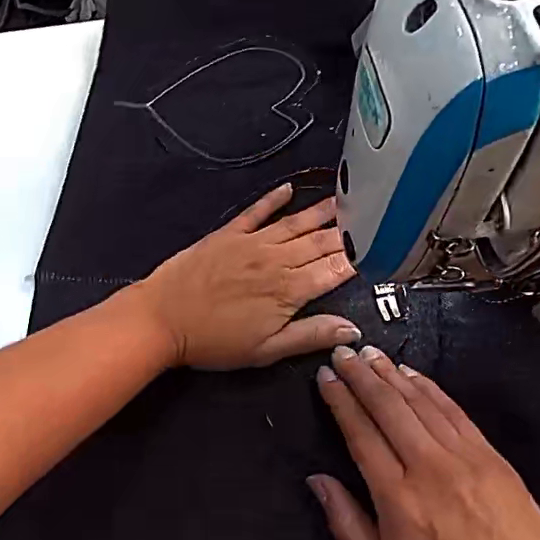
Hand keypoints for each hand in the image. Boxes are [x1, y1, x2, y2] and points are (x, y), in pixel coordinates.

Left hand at [119, 183, 358, 370]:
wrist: (161, 319)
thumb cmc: (215, 342)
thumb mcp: (266, 350)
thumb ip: (311, 335)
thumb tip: (352, 330)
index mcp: (290, 290)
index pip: (334, 269)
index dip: (357, 259)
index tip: (377, 248)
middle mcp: (277, 260)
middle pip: (320, 242)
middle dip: (347, 231)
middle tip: (369, 217)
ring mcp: (253, 242)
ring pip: (296, 223)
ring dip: (321, 211)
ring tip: (344, 199)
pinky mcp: (229, 233)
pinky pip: (257, 211)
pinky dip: (274, 199)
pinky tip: (289, 189)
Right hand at [306, 346, 539, 539]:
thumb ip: (348, 525)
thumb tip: (318, 482)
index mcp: (399, 499)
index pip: (361, 433)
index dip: (340, 401)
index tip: (327, 377)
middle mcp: (429, 467)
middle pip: (388, 407)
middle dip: (362, 376)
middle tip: (343, 353)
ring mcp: (465, 456)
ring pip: (420, 401)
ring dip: (393, 374)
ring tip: (372, 356)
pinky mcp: (491, 454)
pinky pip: (454, 410)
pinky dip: (431, 388)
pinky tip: (415, 377)